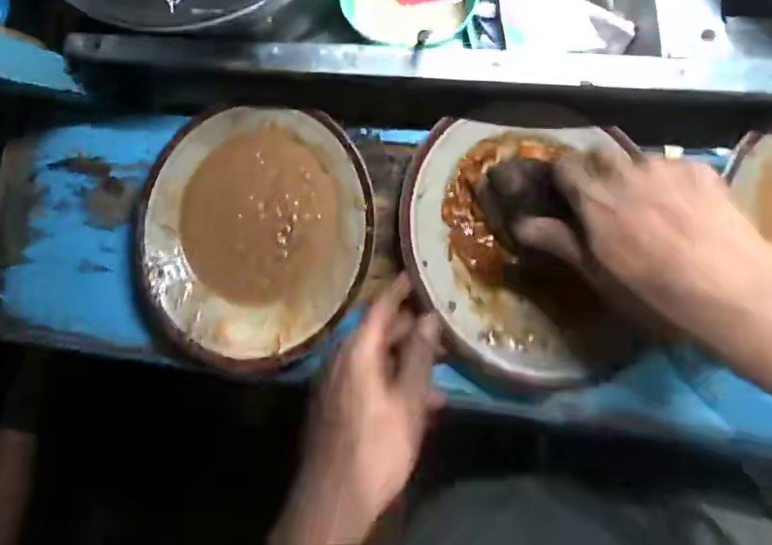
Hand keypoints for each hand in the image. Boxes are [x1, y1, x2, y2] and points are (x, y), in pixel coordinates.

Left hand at [273, 275, 442, 544]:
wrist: (333, 497)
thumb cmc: (376, 445)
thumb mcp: (407, 400)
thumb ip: (419, 356)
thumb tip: (429, 318)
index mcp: (357, 347)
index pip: (380, 306)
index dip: (399, 289)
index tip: (415, 274)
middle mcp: (341, 354)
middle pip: (377, 331)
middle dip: (409, 330)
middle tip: (438, 329)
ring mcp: (334, 378)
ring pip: (374, 357)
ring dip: (404, 360)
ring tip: (437, 371)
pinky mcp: (334, 401)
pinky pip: (366, 377)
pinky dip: (390, 379)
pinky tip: (417, 401)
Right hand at [513, 145, 769, 332]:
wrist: (735, 288)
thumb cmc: (657, 290)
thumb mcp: (600, 274)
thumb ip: (560, 241)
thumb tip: (520, 224)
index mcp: (591, 193)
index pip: (564, 164)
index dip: (566, 179)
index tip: (571, 197)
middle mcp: (621, 168)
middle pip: (600, 155)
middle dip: (601, 172)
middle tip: (614, 202)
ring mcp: (662, 165)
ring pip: (638, 159)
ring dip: (638, 176)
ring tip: (656, 206)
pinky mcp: (699, 167)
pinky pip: (675, 167)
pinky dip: (674, 182)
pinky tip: (690, 209)